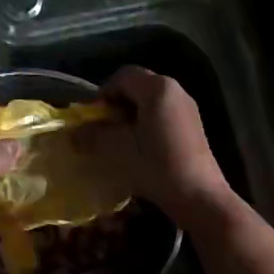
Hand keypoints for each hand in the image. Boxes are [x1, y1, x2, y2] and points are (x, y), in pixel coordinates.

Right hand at [81, 66, 234, 225]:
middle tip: (103, 132)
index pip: (122, 76)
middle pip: (137, 87)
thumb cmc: (157, 168)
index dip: (101, 95)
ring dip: (131, 118)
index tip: (92, 120)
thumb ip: (94, 137)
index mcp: (157, 88)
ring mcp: (187, 109)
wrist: (199, 196)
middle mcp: (176, 90)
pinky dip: (147, 127)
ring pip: (150, 103)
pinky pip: (163, 117)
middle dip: (116, 106)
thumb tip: (74, 134)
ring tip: (120, 143)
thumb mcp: (119, 151)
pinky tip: (141, 151)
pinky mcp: (193, 128)